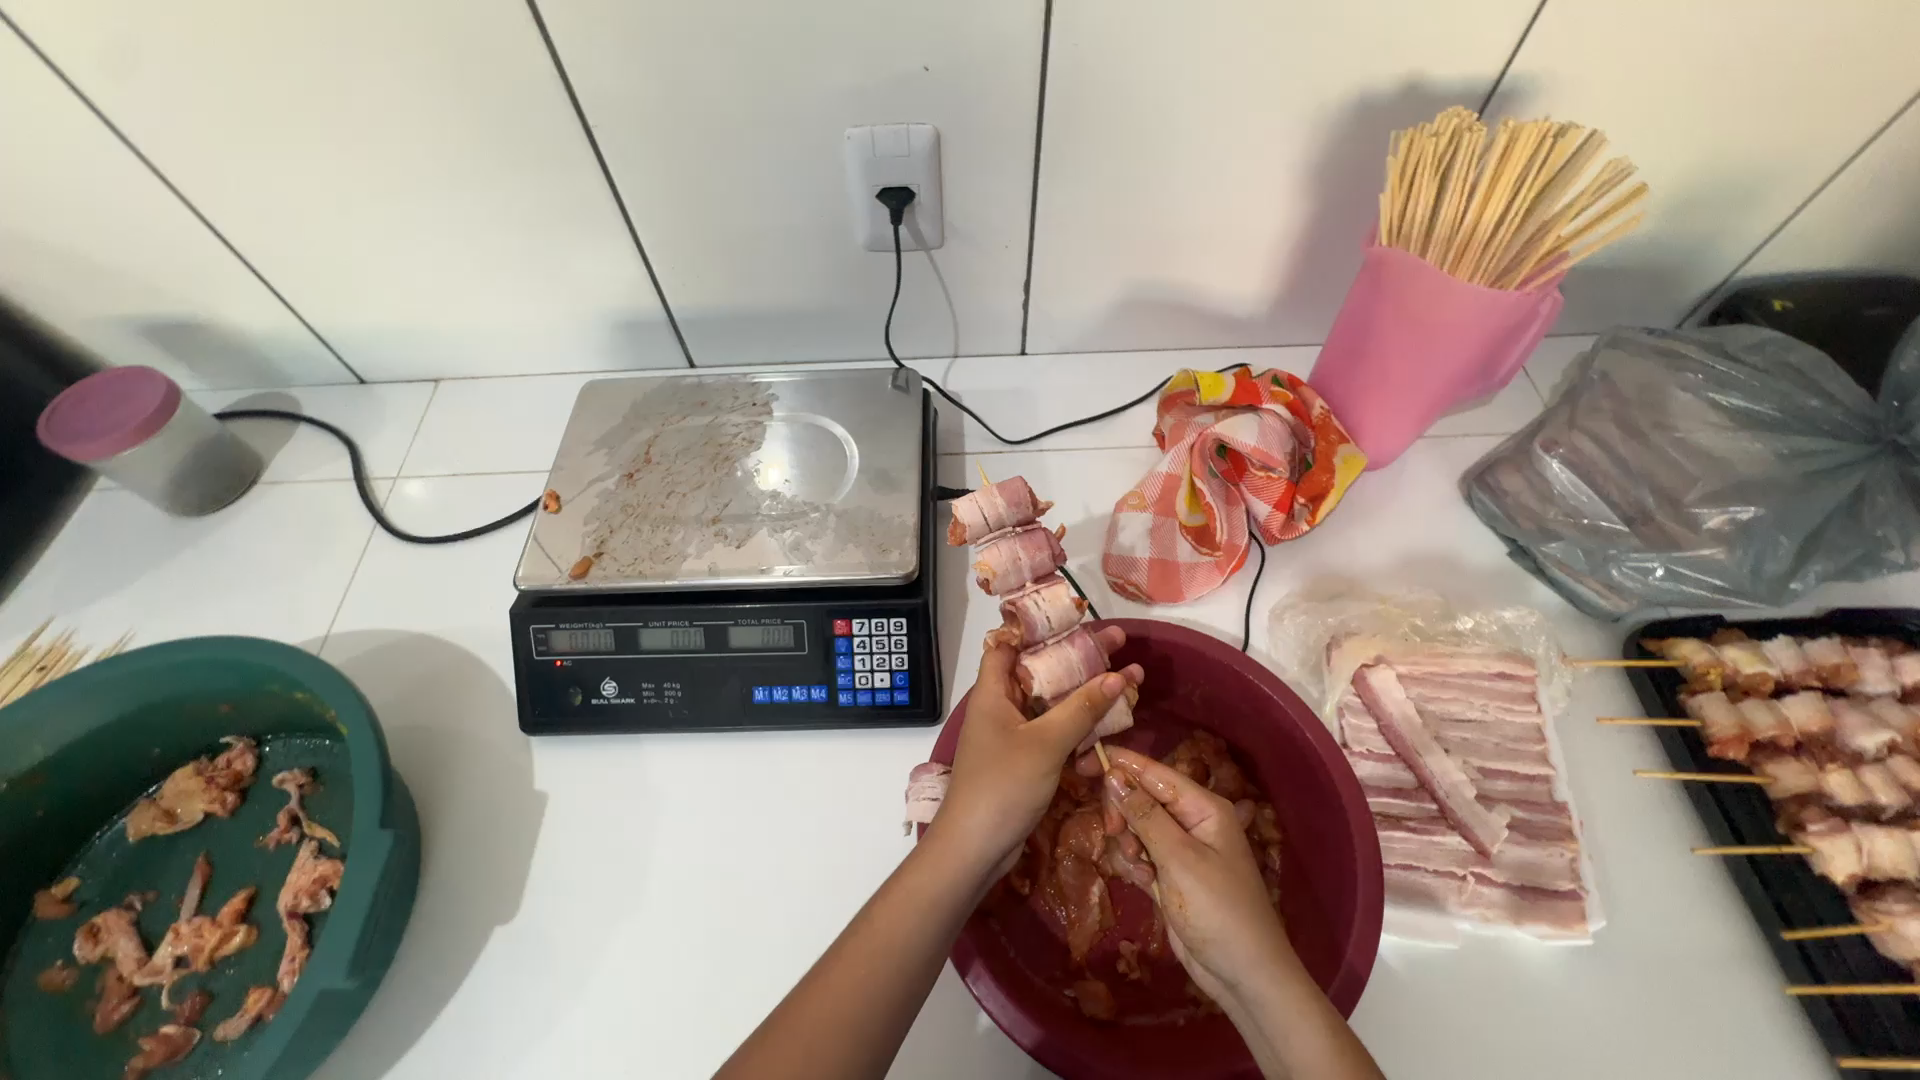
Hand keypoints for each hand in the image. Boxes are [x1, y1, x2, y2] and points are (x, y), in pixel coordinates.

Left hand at [929, 627, 1142, 878]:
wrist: (975, 848)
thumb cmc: (1003, 785)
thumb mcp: (1045, 742)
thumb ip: (1081, 708)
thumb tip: (1117, 675)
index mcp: (993, 692)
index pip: (1009, 644)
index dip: (1037, 628)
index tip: (1073, 618)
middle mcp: (1000, 707)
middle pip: (1040, 672)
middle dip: (1078, 658)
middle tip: (1118, 644)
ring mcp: (1011, 735)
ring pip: (1051, 703)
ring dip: (1084, 692)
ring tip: (1127, 678)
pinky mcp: (1023, 761)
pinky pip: (1053, 731)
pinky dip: (1078, 723)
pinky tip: (1109, 719)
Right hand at [1104, 747, 1295, 1002]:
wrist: (1243, 974)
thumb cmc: (1218, 909)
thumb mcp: (1179, 858)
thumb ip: (1144, 814)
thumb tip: (1113, 774)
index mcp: (1204, 807)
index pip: (1154, 772)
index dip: (1119, 763)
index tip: (1083, 762)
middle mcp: (1193, 821)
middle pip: (1142, 797)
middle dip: (1124, 812)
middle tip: (1114, 833)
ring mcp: (1182, 850)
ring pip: (1138, 826)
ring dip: (1129, 843)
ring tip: (1140, 868)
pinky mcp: (1172, 875)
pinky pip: (1142, 854)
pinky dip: (1137, 865)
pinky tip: (1145, 884)